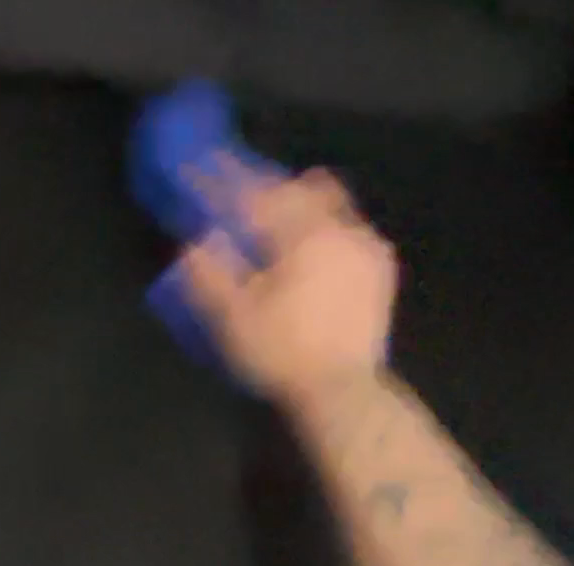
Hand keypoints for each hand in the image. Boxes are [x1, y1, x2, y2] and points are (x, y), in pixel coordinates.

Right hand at [179, 166, 398, 405]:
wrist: (341, 389)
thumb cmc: (281, 352)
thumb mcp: (232, 318)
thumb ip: (211, 274)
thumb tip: (195, 243)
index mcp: (303, 236)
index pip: (256, 195)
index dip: (225, 182)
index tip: (203, 169)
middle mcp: (341, 230)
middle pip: (302, 188)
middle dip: (268, 188)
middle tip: (240, 199)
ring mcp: (366, 249)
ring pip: (330, 206)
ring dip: (299, 207)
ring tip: (274, 225)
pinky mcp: (378, 270)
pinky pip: (348, 231)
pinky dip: (322, 231)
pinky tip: (307, 254)